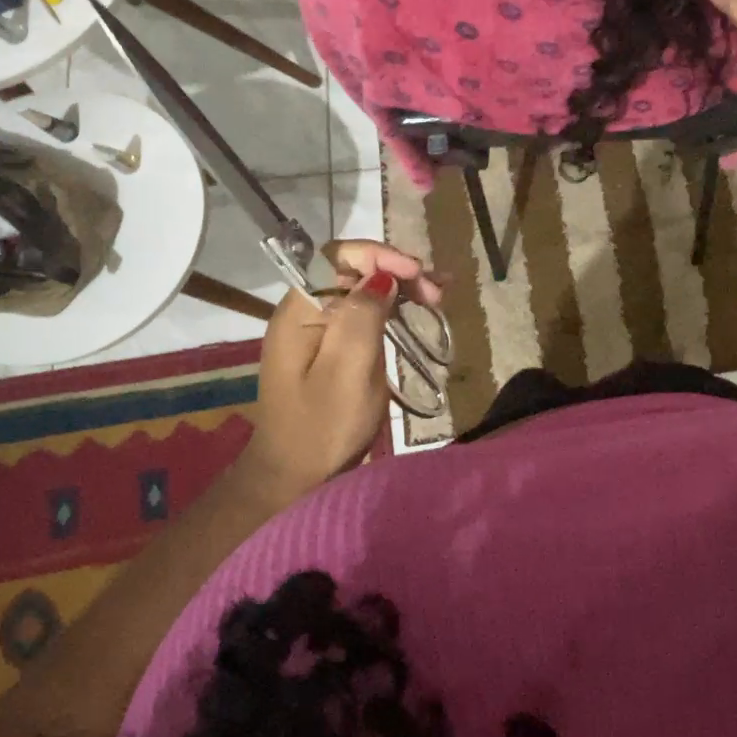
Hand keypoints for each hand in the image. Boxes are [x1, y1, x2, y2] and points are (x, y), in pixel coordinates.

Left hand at [237, 240, 443, 500]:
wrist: (296, 481)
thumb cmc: (322, 428)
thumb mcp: (347, 372)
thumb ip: (361, 317)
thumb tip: (381, 277)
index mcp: (299, 313)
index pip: (336, 256)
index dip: (379, 255)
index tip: (417, 274)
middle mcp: (306, 314)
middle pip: (353, 270)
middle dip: (396, 271)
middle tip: (437, 292)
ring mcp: (321, 332)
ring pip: (363, 290)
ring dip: (401, 287)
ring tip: (439, 296)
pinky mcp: (336, 349)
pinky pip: (366, 314)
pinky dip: (395, 307)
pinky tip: (423, 309)